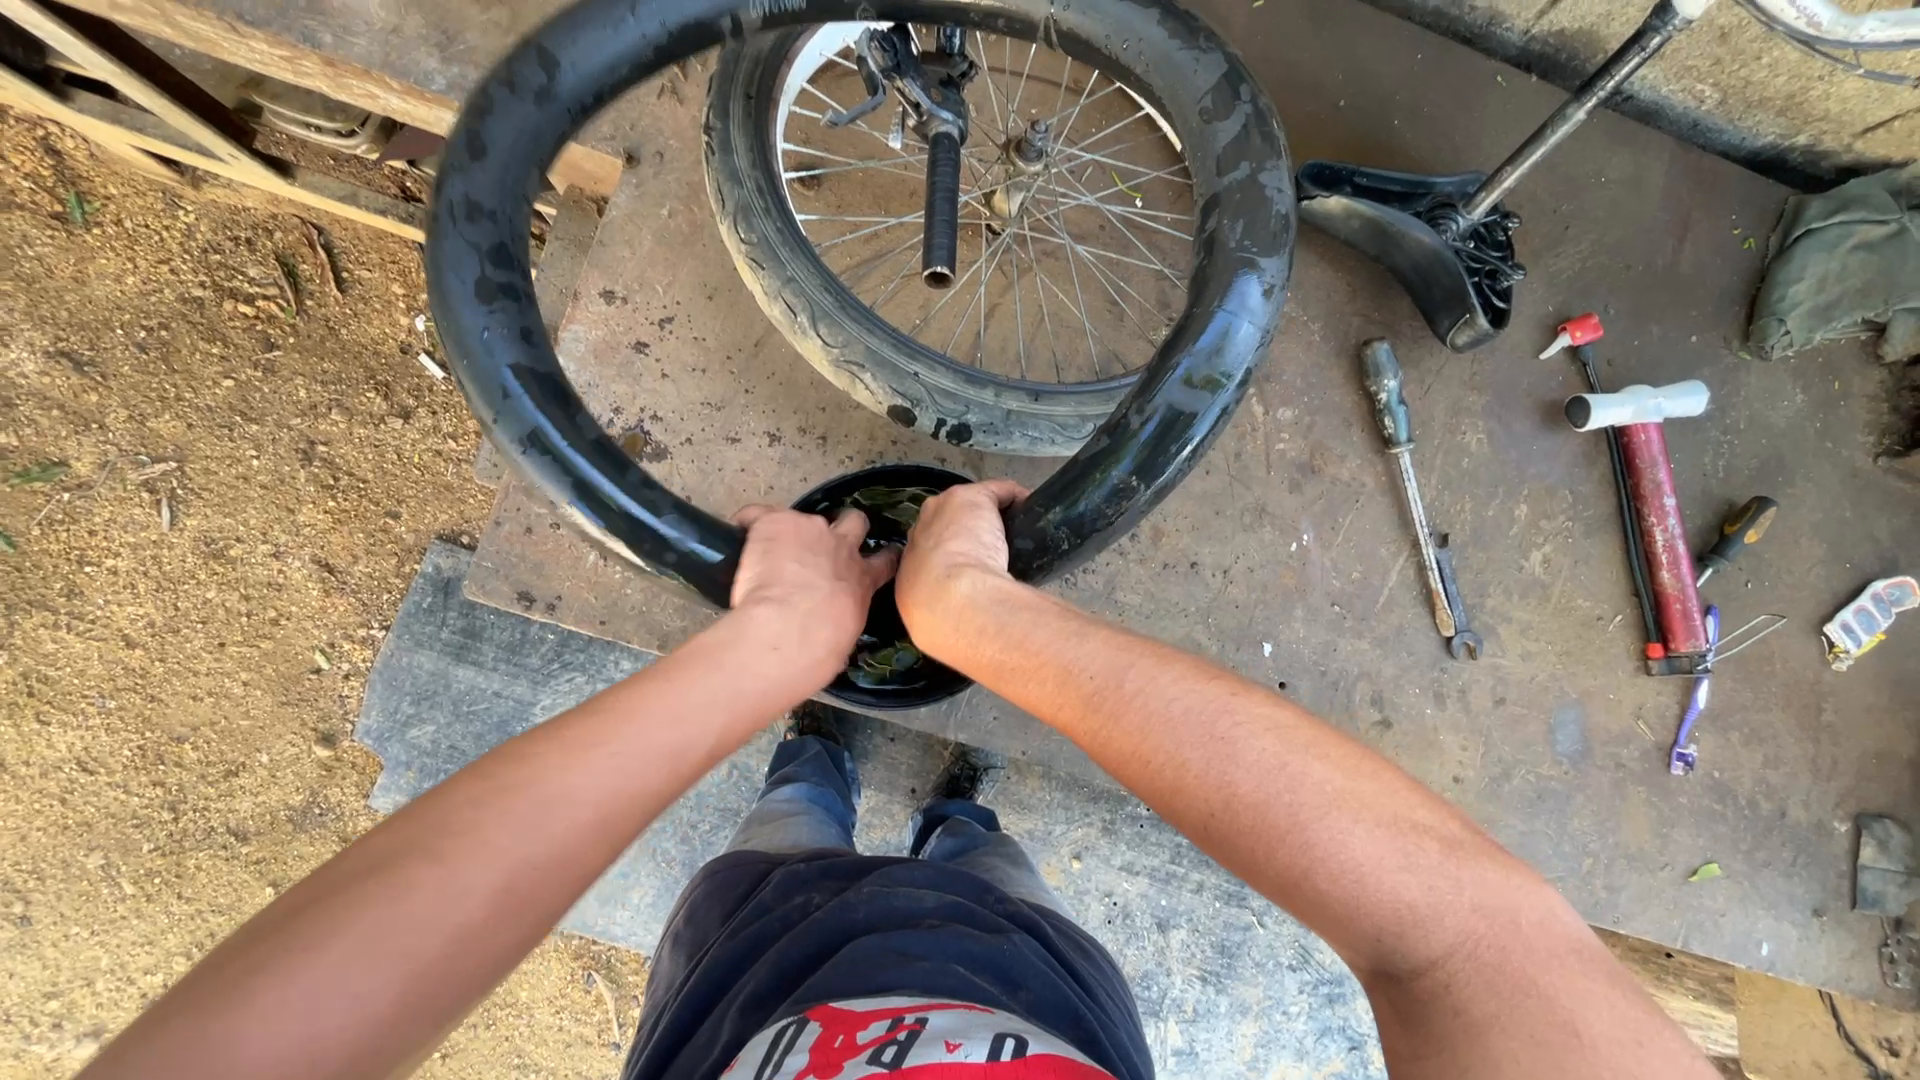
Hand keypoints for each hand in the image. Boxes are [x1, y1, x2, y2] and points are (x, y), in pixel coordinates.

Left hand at [729, 505, 898, 680]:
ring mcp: (809, 529)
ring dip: (795, 525)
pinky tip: (739, 532)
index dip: (883, 555)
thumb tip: (832, 651)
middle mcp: (840, 547)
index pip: (884, 562)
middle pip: (854, 521)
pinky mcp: (776, 523)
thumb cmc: (823, 645)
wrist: (791, 625)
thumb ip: (839, 631)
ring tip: (775, 540)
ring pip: (809, 514)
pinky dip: (750, 522)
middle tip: (825, 540)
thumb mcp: (843, 642)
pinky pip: (759, 514)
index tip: (881, 555)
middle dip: (845, 526)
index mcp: (860, 581)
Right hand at [896, 479, 1028, 649]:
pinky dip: (1015, 497)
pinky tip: (1031, 509)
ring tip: (1013, 534)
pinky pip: (996, 491)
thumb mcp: (935, 624)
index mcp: (908, 570)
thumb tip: (964, 634)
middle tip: (994, 550)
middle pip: (946, 525)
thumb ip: (944, 618)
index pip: (929, 555)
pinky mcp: (970, 498)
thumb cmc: (942, 617)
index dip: (952, 557)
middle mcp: (919, 534)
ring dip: (990, 516)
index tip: (972, 568)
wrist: (949, 599)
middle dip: (967, 533)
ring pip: (971, 507)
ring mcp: (942, 512)